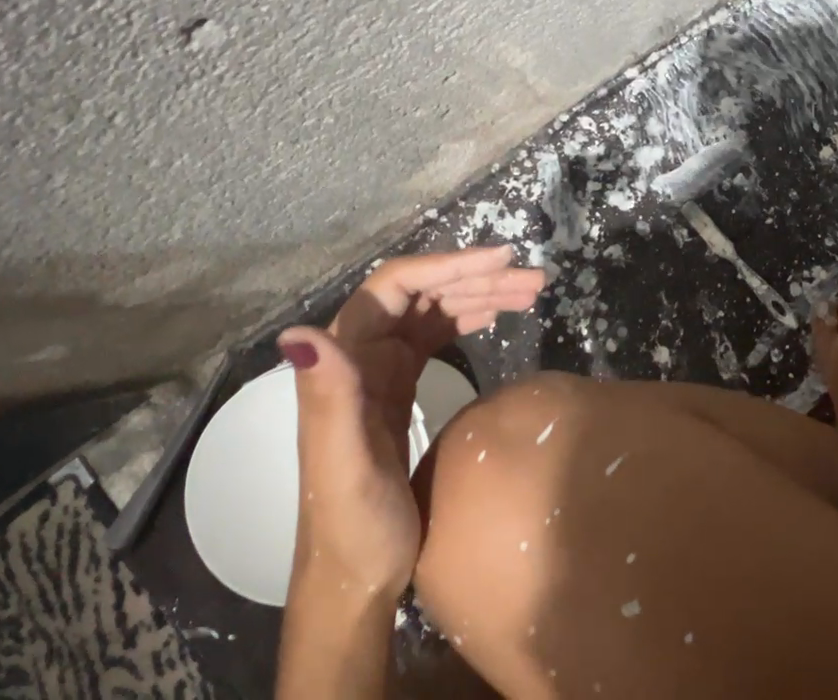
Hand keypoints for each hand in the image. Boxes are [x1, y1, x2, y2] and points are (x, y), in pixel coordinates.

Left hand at [279, 247, 545, 599]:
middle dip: (476, 278)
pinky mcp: (398, 392)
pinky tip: (495, 315)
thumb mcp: (343, 466)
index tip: (502, 259)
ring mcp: (379, 375)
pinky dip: (468, 319)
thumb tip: (302, 333)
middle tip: (534, 279)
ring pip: (431, 313)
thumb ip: (327, 398)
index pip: (394, 289)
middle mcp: (358, 359)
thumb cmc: (352, 527)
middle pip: (420, 295)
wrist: (356, 578)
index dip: (447, 266)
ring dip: (479, 294)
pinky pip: (435, 339)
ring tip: (530, 291)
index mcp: (344, 364)